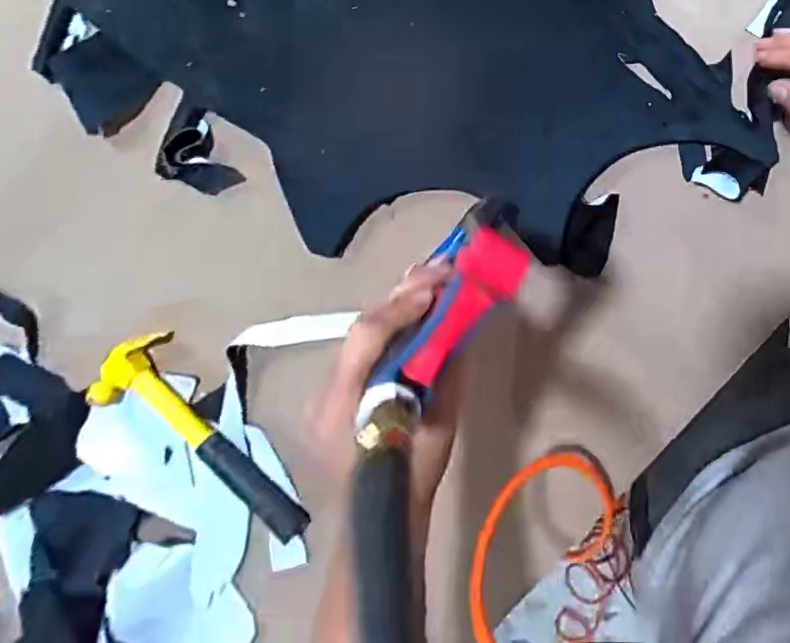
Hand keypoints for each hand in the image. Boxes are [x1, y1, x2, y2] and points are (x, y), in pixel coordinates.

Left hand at [307, 262, 467, 533]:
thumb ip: (448, 372)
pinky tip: (419, 301)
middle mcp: (327, 388)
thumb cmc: (411, 479)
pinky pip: (368, 342)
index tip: (438, 287)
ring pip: (365, 328)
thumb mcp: (440, 426)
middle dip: (406, 291)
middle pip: (363, 324)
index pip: (366, 336)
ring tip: (437, 275)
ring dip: (402, 299)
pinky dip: (396, 318)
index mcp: (344, 403)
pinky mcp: (338, 386)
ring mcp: (328, 387)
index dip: (401, 306)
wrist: (378, 521)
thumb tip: (461, 323)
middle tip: (446, 268)